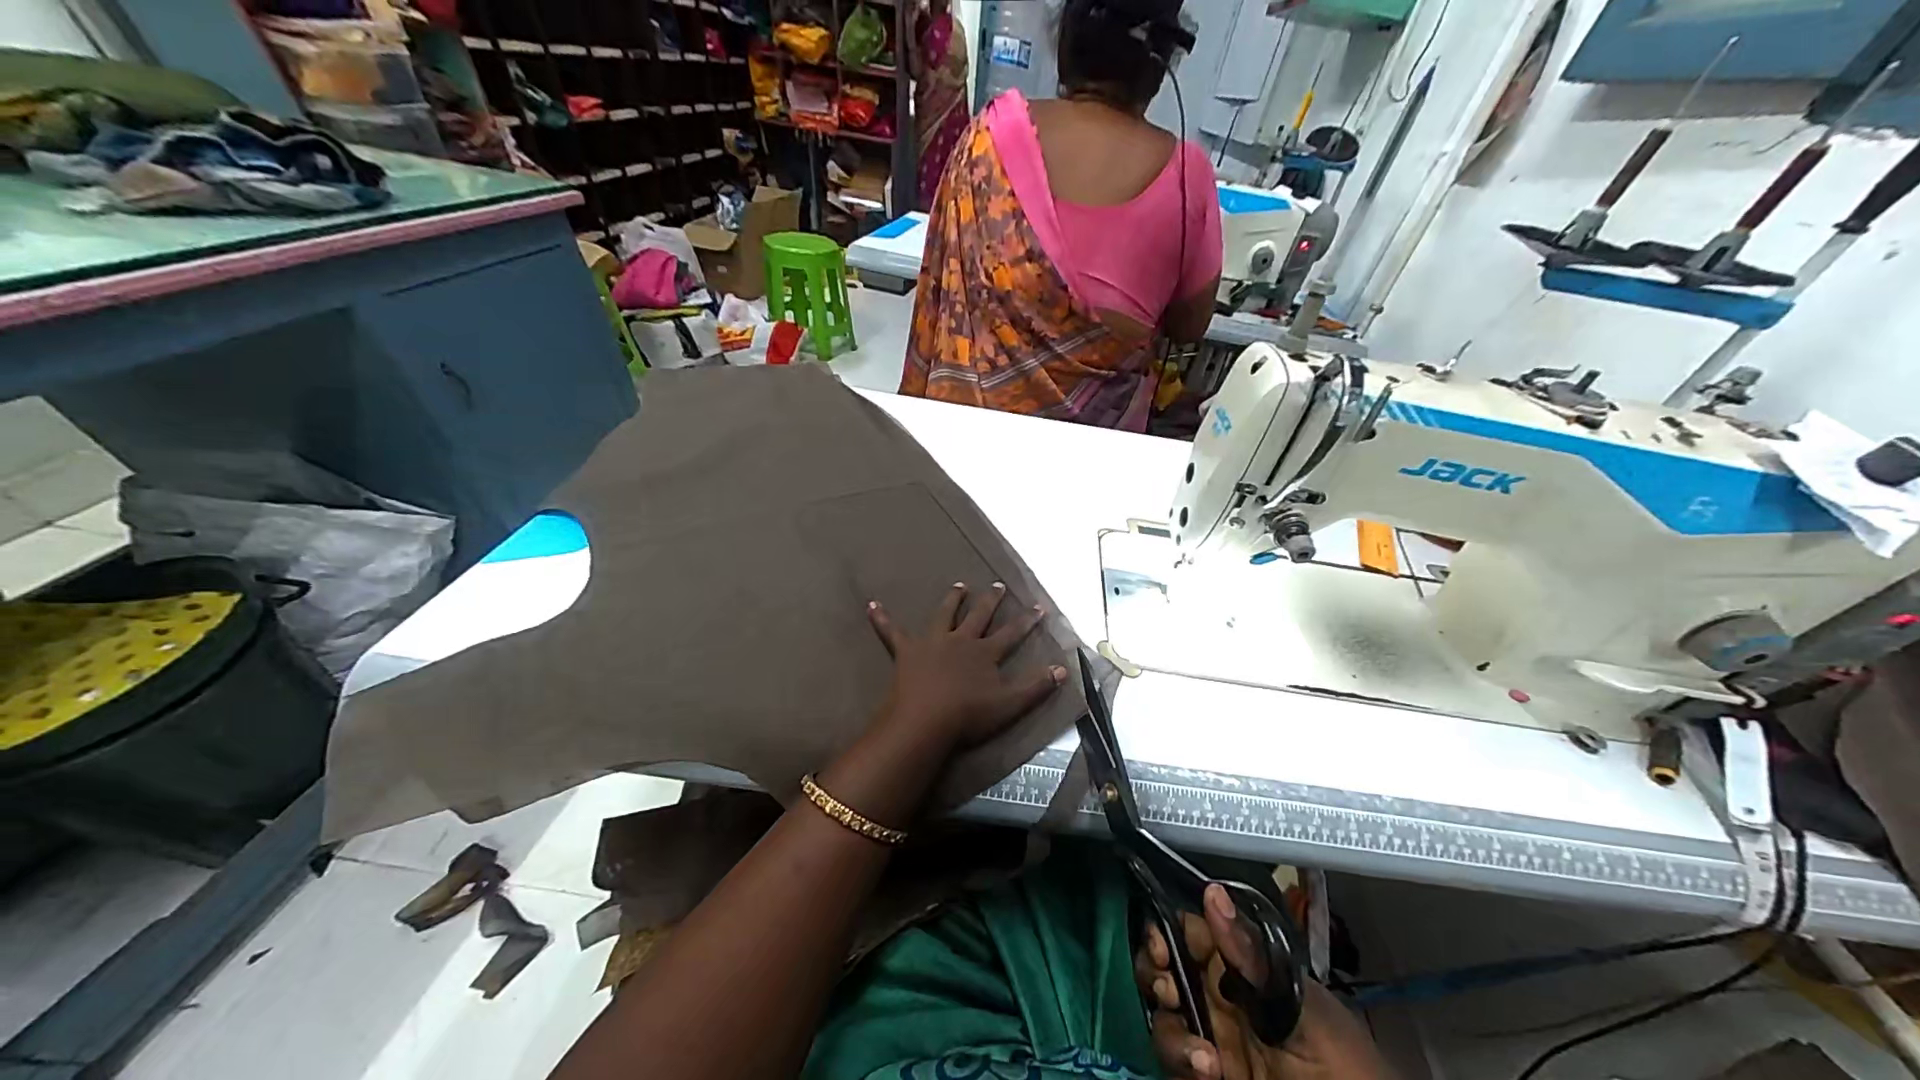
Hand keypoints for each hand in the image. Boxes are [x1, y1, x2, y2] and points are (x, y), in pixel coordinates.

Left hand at [865, 581, 1066, 754]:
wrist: (926, 721)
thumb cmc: (969, 716)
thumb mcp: (1010, 705)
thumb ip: (1037, 687)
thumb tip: (1063, 669)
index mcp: (985, 653)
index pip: (1011, 634)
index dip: (1026, 621)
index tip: (1039, 607)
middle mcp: (961, 640)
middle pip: (979, 616)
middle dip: (990, 601)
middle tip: (998, 585)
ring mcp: (932, 642)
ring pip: (945, 615)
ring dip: (952, 601)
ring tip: (959, 586)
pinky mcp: (907, 651)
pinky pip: (892, 632)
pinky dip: (882, 620)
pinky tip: (871, 605)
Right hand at [1135, 885, 1394, 1079]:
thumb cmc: (1342, 1064)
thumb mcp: (1302, 1006)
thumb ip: (1251, 954)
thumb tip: (1211, 892)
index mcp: (1245, 967)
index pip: (1191, 930)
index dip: (1166, 929)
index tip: (1161, 945)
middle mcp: (1220, 995)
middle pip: (1163, 966)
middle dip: (1154, 972)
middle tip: (1168, 990)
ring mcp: (1211, 1036)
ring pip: (1162, 1013)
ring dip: (1171, 1029)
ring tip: (1203, 1055)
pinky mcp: (1204, 1071)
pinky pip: (1171, 1056)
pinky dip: (1179, 1060)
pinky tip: (1207, 1070)